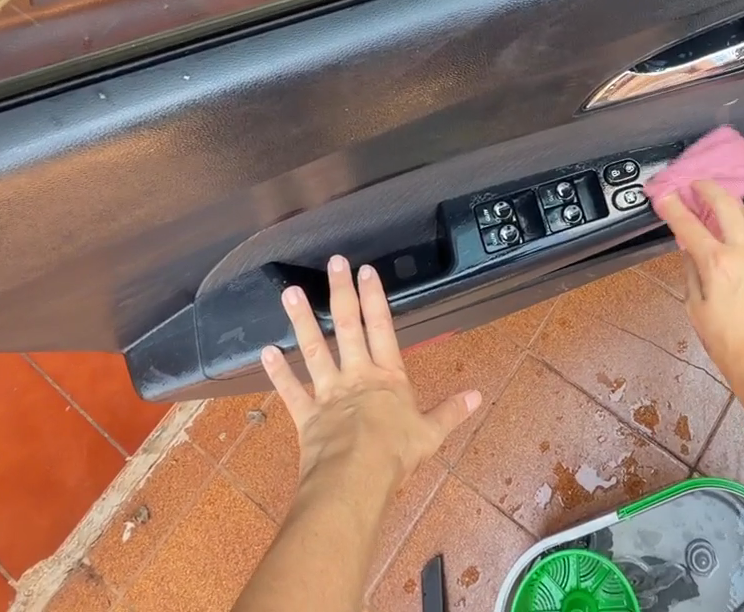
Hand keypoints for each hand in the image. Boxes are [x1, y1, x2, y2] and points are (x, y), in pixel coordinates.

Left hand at [261, 256, 480, 489]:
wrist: (356, 479)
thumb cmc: (396, 453)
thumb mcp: (431, 433)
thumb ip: (451, 411)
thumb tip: (478, 396)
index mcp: (388, 376)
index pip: (382, 327)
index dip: (374, 297)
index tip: (366, 270)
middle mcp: (357, 375)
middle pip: (347, 326)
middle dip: (341, 292)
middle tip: (334, 263)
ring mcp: (328, 393)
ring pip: (314, 349)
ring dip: (302, 320)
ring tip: (290, 293)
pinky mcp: (307, 415)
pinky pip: (290, 391)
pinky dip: (277, 372)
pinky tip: (265, 352)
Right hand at [653, 181, 743, 398]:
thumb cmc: (725, 342)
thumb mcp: (695, 308)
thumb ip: (691, 271)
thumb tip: (690, 250)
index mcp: (717, 263)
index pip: (689, 225)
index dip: (673, 207)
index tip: (663, 194)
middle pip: (726, 205)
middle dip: (707, 189)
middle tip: (695, 185)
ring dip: (732, 205)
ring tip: (719, 207)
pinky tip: (739, 234)